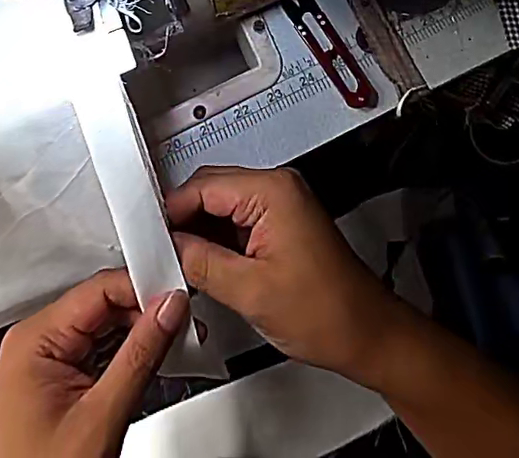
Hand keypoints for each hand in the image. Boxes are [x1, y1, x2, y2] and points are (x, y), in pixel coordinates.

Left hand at [0, 269, 188, 457]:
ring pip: (104, 327)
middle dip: (146, 313)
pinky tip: (149, 363)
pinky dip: (126, 355)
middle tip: (182, 324)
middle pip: (104, 305)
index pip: (101, 289)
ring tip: (172, 344)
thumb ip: (140, 355)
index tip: (179, 297)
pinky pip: (98, 351)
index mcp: (34, 339)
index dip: (143, 288)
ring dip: (139, 334)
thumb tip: (167, 308)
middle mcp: (34, 343)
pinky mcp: (54, 383)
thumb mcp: (99, 418)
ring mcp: (42, 363)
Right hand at [165, 166, 415, 389]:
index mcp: (273, 191)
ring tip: (183, 263)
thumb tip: (170, 245)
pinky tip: (206, 263)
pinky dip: (218, 239)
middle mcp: (279, 187)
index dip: (172, 211)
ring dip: (200, 230)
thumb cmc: (329, 311)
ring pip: (222, 204)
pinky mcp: (282, 219)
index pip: (204, 186)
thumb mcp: (249, 290)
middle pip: (211, 189)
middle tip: (161, 250)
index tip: (152, 235)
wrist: (367, 332)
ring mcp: (282, 202)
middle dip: (184, 219)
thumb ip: (201, 261)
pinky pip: (238, 218)